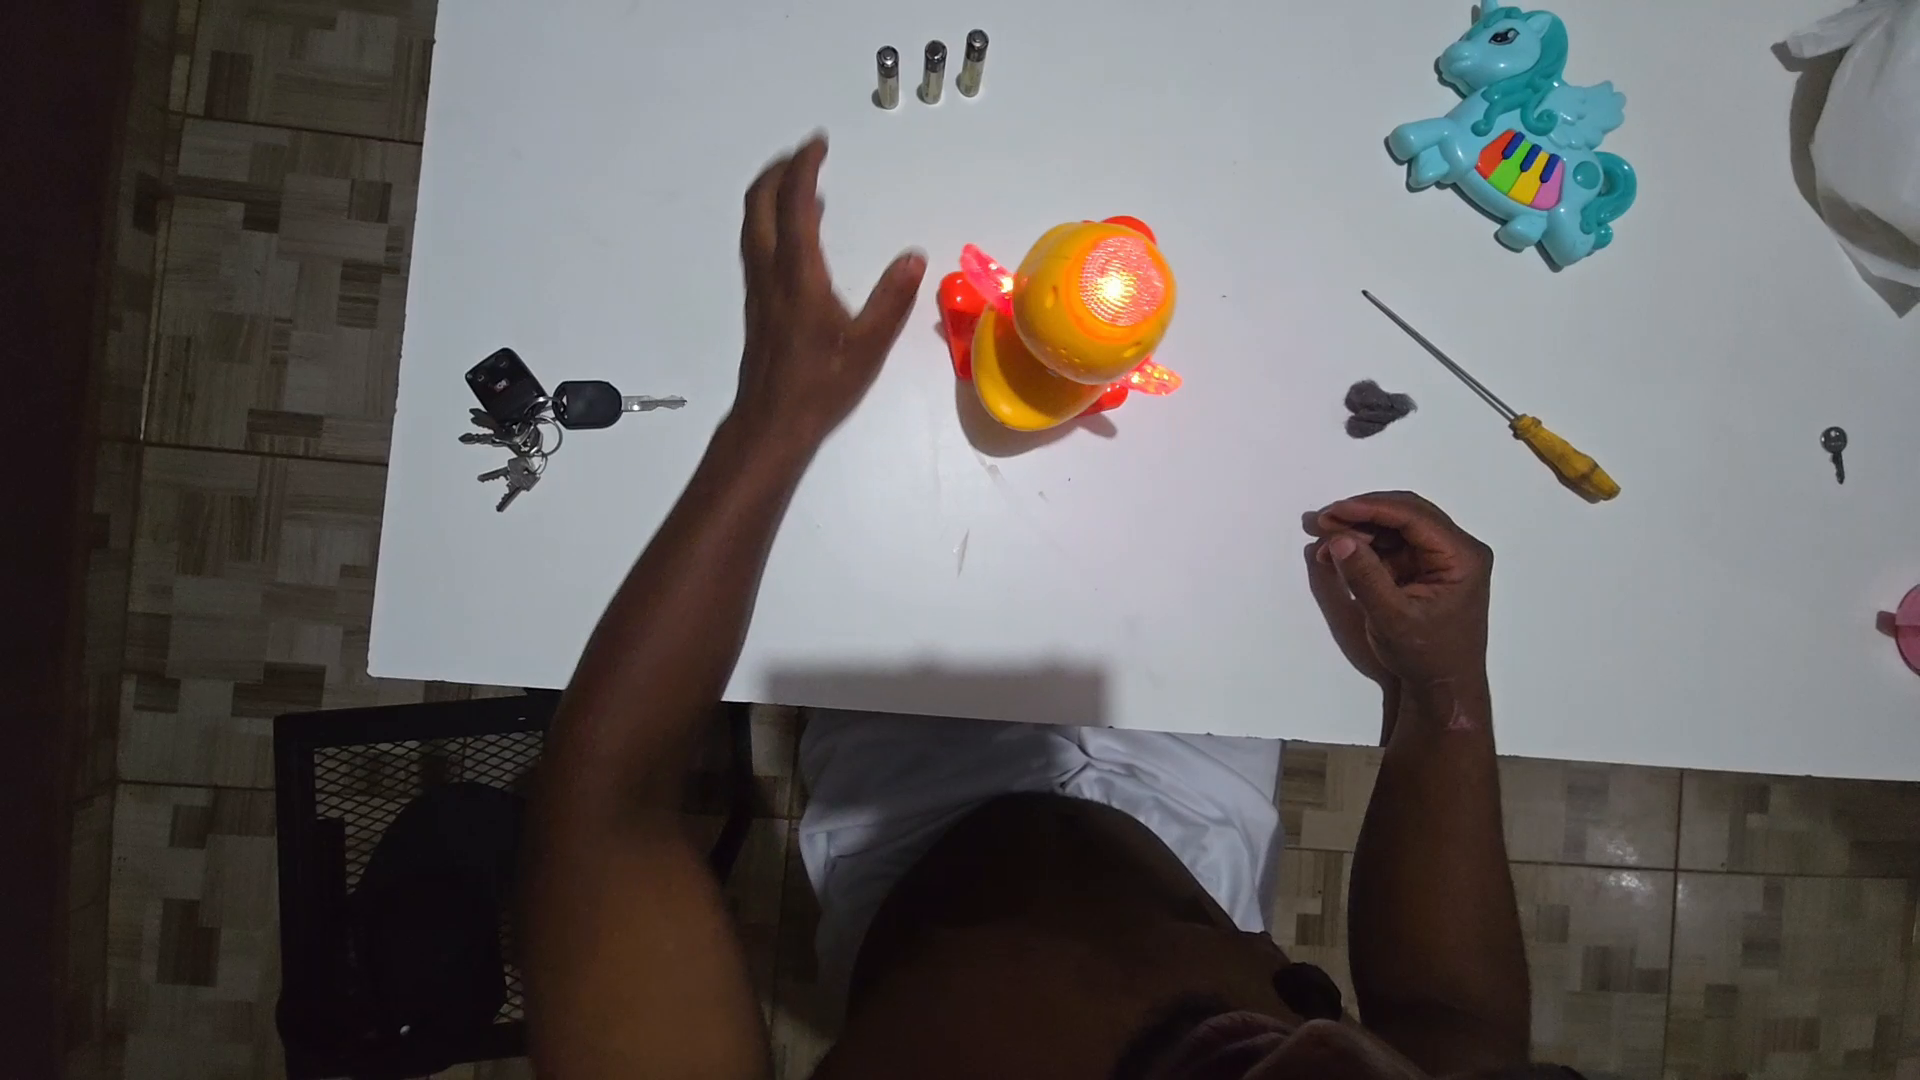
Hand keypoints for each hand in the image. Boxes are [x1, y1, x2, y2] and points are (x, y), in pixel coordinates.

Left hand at [730, 133, 926, 450]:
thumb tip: (914, 257)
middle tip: (803, 155)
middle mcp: (770, 273)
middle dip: (777, 170)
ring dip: (770, 195)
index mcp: (798, 275)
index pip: (794, 204)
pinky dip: (771, 223)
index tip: (818, 143)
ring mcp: (759, 289)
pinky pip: (758, 247)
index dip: (803, 166)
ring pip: (752, 225)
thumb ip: (891, 300)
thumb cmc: (822, 385)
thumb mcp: (868, 346)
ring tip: (800, 185)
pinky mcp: (757, 306)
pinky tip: (796, 238)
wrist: (773, 421)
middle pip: (759, 204)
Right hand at [1302, 491, 1491, 687]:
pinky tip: (1338, 557)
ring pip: (1395, 527)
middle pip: (1406, 514)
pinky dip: (1363, 547)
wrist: (1441, 685)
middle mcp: (1456, 549)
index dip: (1371, 508)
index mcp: (1462, 556)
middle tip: (1324, 522)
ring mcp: (1439, 558)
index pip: (1414, 517)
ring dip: (1359, 531)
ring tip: (1325, 545)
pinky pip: (1390, 545)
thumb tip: (1339, 539)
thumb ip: (1365, 577)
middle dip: (1362, 515)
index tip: (1334, 512)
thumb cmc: (1425, 655)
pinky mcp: (1422, 568)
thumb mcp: (1391, 618)